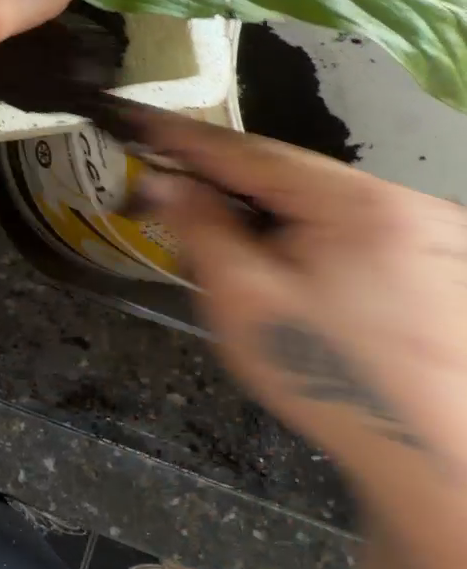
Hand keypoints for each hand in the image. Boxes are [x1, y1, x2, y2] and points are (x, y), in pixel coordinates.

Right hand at [135, 113, 466, 491]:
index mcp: (359, 205)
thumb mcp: (239, 294)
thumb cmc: (323, 366)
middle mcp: (407, 206)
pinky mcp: (438, 263)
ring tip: (207, 219)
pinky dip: (295, 225)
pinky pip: (347, 224)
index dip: (182, 135)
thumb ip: (197, 226)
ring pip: (319, 200)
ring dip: (259, 202)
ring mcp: (431, 235)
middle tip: (158, 176)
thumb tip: (161, 180)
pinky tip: (270, 250)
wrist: (432, 452)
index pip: (250, 153)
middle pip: (290, 173)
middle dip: (221, 174)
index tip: (132, 116)